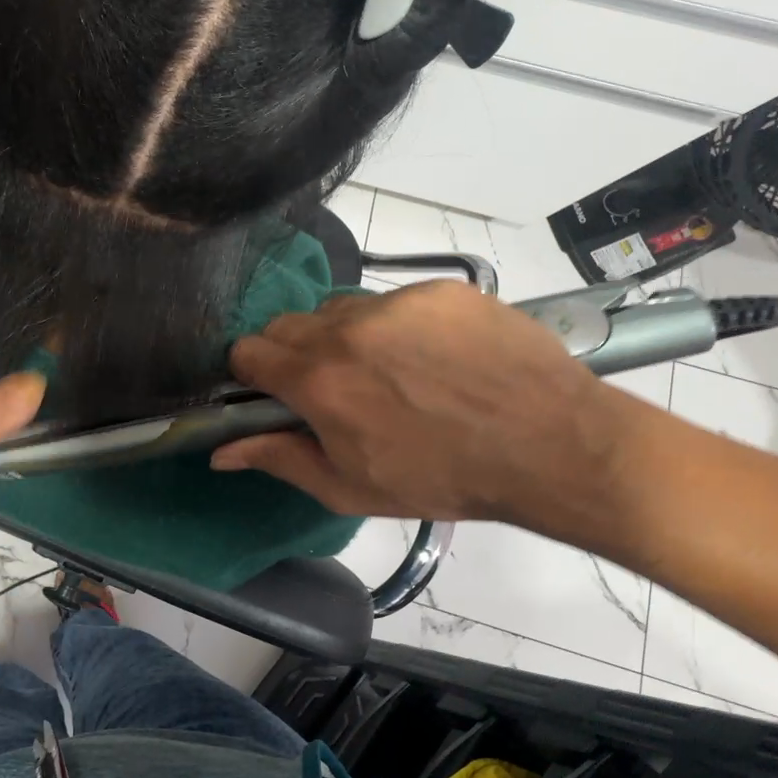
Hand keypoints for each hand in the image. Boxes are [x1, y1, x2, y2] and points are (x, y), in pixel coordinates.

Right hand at [210, 281, 641, 527]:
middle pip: (284, 325)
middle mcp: (345, 332)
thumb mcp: (348, 487)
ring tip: (385, 369)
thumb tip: (220, 452)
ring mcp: (396, 305)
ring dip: (341, 336)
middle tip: (330, 386)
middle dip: (292, 354)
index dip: (251, 375)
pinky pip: (393, 300)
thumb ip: (277, 459)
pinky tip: (431, 355)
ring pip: (337, 309)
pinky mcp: (441, 291)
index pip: (246, 352)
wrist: (557, 447)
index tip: (273, 394)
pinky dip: (396, 325)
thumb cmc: (442, 477)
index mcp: (316, 381)